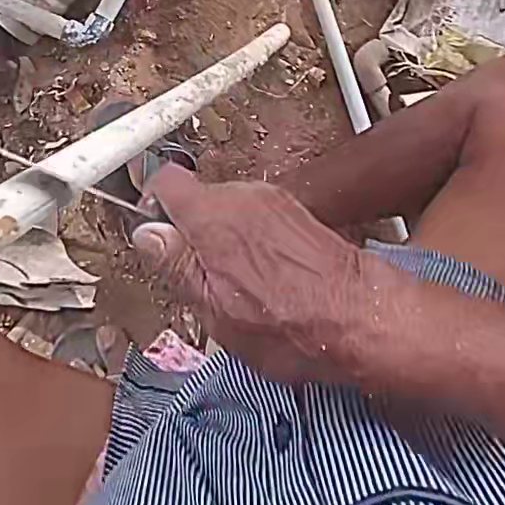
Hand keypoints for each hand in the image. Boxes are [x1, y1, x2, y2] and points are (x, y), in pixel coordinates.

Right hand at [130, 164, 411, 383]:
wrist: (358, 314)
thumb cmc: (288, 324)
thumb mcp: (215, 310)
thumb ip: (176, 265)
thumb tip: (146, 235)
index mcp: (213, 215)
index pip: (165, 181)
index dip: (152, 206)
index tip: (155, 238)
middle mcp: (242, 194)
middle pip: (196, 199)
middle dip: (190, 232)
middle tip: (200, 279)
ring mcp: (271, 198)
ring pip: (225, 209)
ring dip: (220, 237)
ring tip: (237, 284)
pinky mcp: (292, 208)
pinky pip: (253, 214)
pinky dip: (248, 238)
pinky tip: (263, 274)